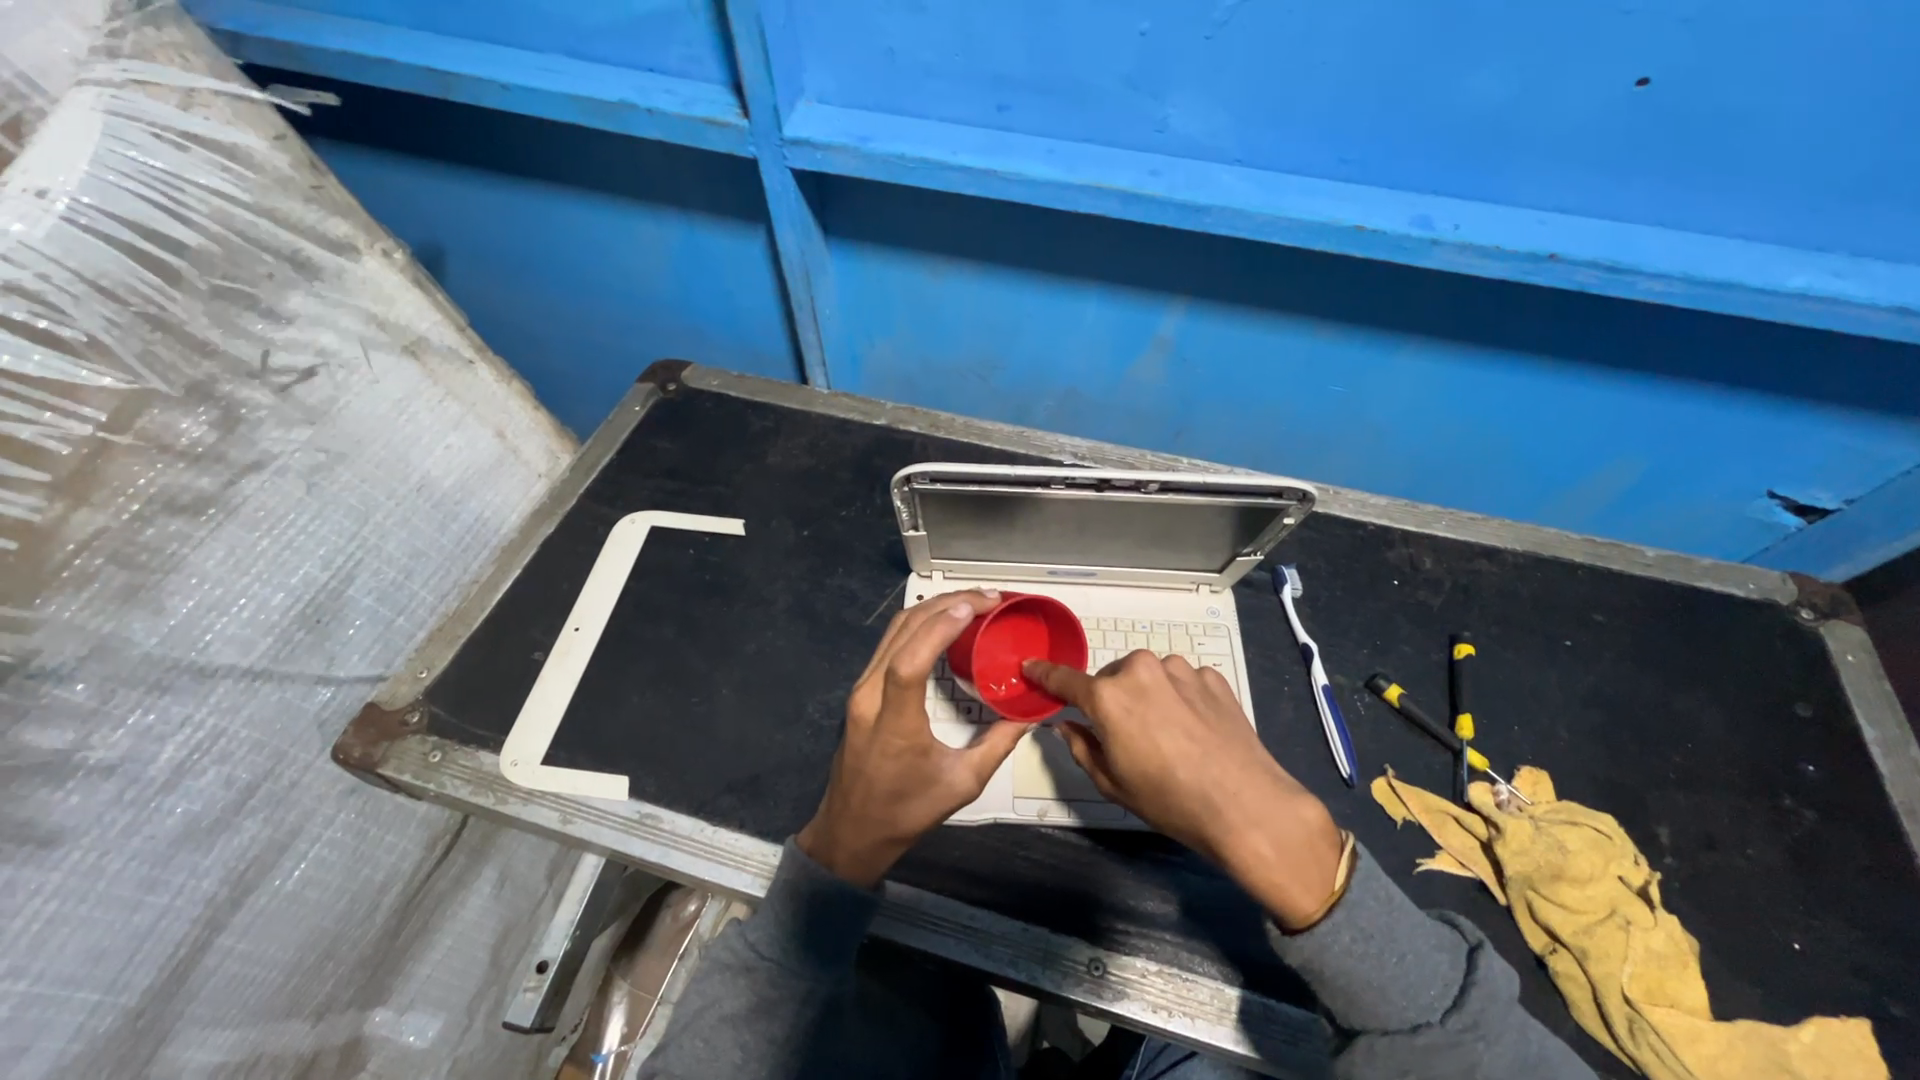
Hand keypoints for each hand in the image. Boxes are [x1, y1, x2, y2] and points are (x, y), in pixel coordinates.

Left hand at [797, 590, 1031, 886]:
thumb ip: (998, 744)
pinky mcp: (862, 689)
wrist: (851, 830)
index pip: (909, 662)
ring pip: (894, 631)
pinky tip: (945, 622)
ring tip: (972, 603)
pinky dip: (919, 624)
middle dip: (946, 605)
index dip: (939, 630)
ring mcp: (861, 690)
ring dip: (933, 609)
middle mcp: (870, 697)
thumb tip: (1030, 713)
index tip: (974, 609)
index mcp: (894, 724)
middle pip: (902, 632)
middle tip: (988, 599)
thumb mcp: (962, 784)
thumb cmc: (905, 812)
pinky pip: (889, 643)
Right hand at [1024, 653, 1345, 928]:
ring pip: (1149, 677)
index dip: (1045, 674)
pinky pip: (1182, 682)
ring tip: (1168, 737)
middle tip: (1127, 737)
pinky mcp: (1212, 677)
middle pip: (1112, 678)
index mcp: (1108, 697)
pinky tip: (1194, 731)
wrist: (1246, 804)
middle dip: (1112, 699)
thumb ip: (1081, 747)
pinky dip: (1179, 699)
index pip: (1064, 679)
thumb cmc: (1169, 800)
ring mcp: (1180, 670)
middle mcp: (1141, 671)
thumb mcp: (1112, 783)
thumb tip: (1069, 725)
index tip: (1031, 667)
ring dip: (1148, 696)